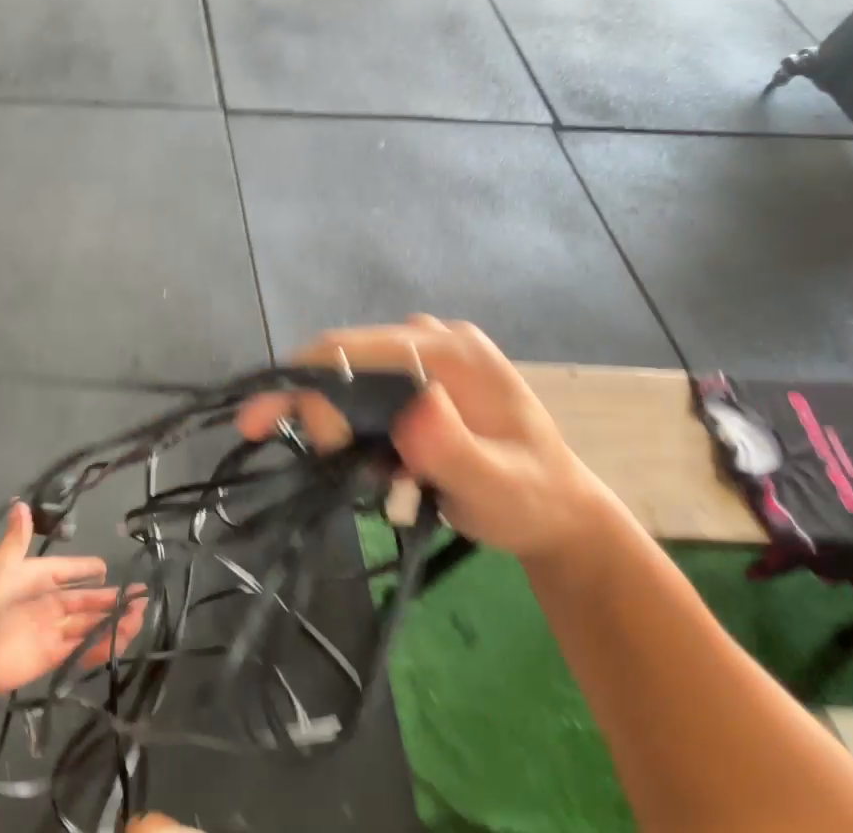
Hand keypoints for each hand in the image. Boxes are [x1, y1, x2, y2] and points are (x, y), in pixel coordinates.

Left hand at [0, 501, 144, 693]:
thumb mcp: (2, 567)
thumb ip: (16, 539)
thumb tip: (21, 503)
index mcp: (32, 581)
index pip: (63, 572)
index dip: (83, 570)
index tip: (104, 568)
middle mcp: (45, 605)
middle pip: (83, 602)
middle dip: (110, 600)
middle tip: (141, 597)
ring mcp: (50, 631)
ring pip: (88, 625)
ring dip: (113, 622)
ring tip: (141, 618)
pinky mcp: (53, 656)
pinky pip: (82, 650)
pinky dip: (102, 646)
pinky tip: (122, 641)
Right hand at [235, 316, 618, 561]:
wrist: (556, 514)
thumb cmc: (529, 502)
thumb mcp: (498, 487)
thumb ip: (453, 450)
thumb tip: (412, 405)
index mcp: (451, 351)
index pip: (351, 348)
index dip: (309, 386)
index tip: (297, 437)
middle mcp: (430, 338)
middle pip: (339, 360)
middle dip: (317, 409)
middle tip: (330, 459)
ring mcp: (421, 355)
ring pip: (340, 376)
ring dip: (329, 421)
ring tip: (354, 466)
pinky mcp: (413, 376)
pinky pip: (355, 389)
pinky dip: (343, 424)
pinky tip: (358, 453)